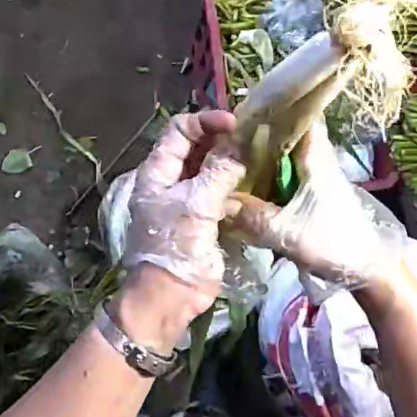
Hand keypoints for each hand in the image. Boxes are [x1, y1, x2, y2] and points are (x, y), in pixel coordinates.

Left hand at [120, 111, 243, 345]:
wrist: (169, 296)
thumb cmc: (175, 246)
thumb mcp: (197, 204)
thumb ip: (219, 171)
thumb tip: (240, 144)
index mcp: (158, 170)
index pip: (180, 129)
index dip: (206, 121)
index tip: (235, 124)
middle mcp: (170, 179)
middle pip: (197, 146)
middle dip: (222, 138)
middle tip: (253, 135)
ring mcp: (187, 198)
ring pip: (210, 167)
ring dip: (232, 160)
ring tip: (259, 153)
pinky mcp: (203, 217)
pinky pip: (220, 190)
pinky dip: (235, 182)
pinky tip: (255, 180)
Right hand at [225, 120, 406, 298]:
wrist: (367, 270)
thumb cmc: (333, 243)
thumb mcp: (287, 232)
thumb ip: (251, 215)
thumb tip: (217, 201)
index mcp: (315, 159)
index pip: (298, 116)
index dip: (272, 109)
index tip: (241, 111)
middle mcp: (317, 159)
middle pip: (286, 133)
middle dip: (257, 133)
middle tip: (225, 138)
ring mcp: (316, 175)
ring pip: (284, 154)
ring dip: (261, 154)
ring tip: (229, 157)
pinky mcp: (313, 192)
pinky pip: (285, 173)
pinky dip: (267, 173)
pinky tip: (246, 182)